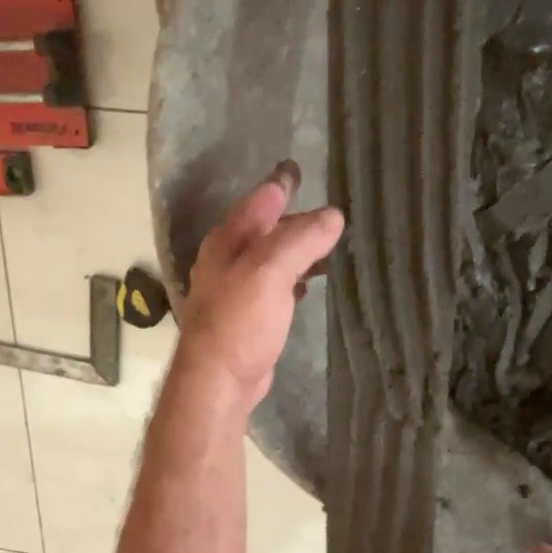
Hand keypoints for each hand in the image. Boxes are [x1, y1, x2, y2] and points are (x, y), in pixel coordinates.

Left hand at [176, 161, 344, 410]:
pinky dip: (293, 279)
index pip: (258, 202)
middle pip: (264, 230)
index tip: (299, 170)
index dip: (280, 185)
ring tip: (325, 243)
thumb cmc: (239, 322)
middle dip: (292, 218)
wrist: (218, 382)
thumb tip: (333, 216)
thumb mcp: (271, 271)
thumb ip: (301, 240)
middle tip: (325, 210)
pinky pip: (274, 288)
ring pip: (270, 260)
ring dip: (295, 250)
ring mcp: (236, 292)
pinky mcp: (248, 319)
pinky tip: (307, 285)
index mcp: (227, 242)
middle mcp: (227, 262)